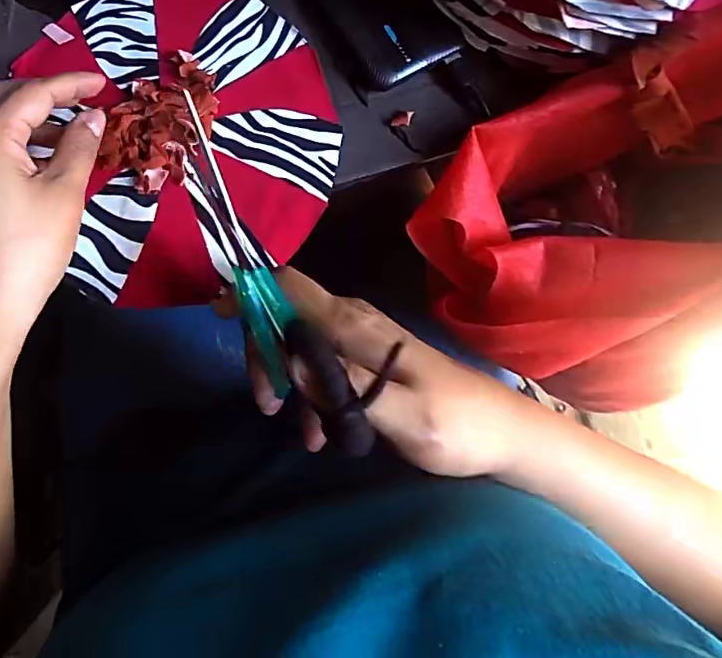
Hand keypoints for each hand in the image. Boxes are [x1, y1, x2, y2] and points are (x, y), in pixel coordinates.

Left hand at [0, 73, 105, 362]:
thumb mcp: (64, 193)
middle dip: (43, 95)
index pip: (32, 93)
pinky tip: (36, 161)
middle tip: (82, 101)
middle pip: (0, 98)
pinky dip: (8, 142)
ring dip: (25, 120)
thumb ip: (79, 144)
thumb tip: (92, 115)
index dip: (71, 84)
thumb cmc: (26, 250)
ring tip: (67, 134)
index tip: (103, 82)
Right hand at [224, 267, 550, 477]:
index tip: (221, 310)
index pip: (292, 285)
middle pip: (287, 314)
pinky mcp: (366, 359)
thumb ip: (343, 385)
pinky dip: (310, 394)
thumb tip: (288, 357)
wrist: (501, 432)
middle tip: (266, 404)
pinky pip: (320, 364)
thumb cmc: (455, 424)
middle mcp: (353, 319)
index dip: (252, 288)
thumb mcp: (402, 414)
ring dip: (287, 382)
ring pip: (300, 343)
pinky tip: (320, 433)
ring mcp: (360, 338)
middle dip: (265, 353)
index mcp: (356, 324)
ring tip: (302, 435)